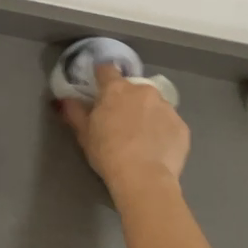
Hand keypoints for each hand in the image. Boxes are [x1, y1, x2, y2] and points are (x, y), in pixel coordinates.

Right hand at [58, 63, 189, 190]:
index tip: (99, 87)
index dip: (102, 76)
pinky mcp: (182, 126)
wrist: (144, 177)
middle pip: (133, 87)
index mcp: (116, 89)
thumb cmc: (107, 152)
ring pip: (154, 104)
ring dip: (147, 113)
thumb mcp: (84, 133)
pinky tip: (156, 147)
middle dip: (127, 99)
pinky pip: (169, 122)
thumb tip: (65, 99)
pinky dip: (163, 130)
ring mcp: (166, 107)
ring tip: (141, 136)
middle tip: (120, 119)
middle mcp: (143, 91)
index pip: (107, 69)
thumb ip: (74, 112)